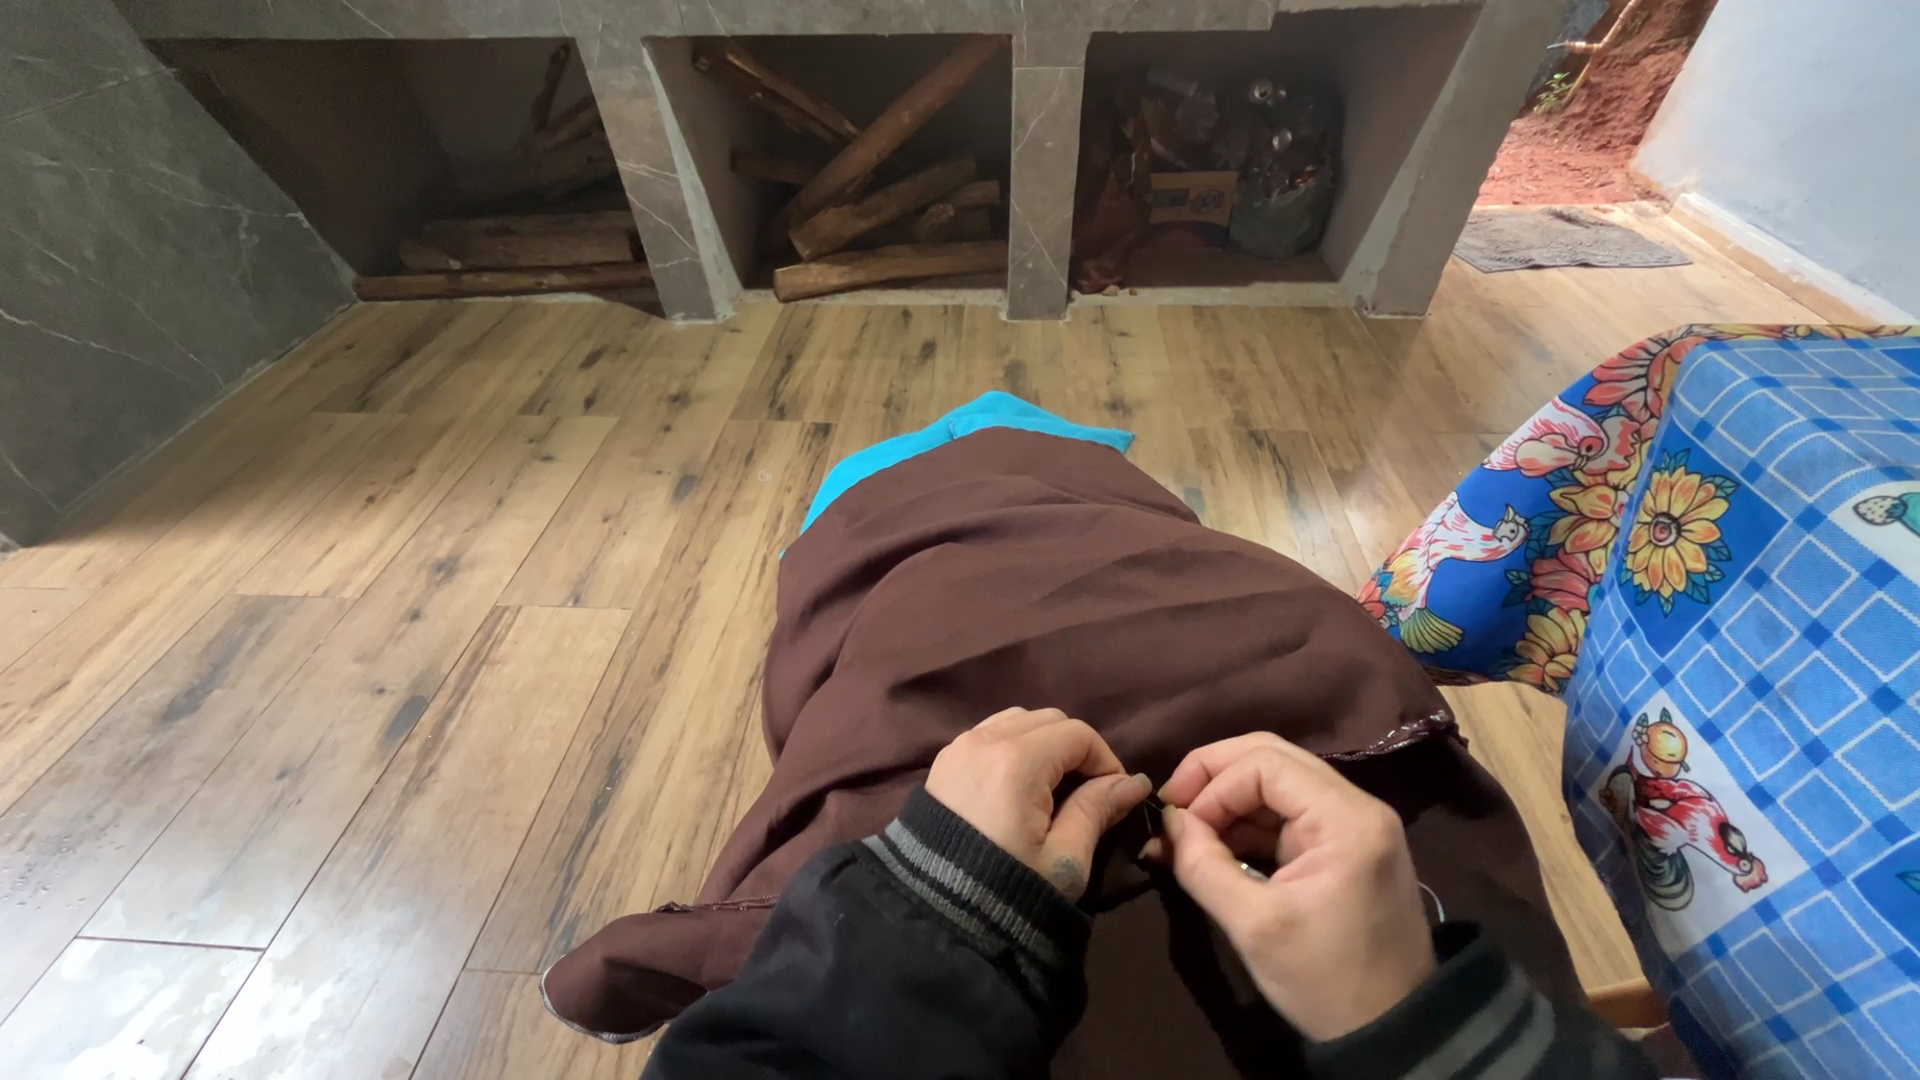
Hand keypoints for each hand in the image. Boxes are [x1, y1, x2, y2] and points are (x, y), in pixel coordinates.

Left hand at [926, 707, 1150, 900]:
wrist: (935, 916)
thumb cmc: (1007, 890)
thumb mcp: (1064, 860)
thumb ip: (1097, 810)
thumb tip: (1133, 783)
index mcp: (1017, 760)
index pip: (1078, 734)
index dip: (1105, 760)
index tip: (1115, 794)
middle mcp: (985, 740)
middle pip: (1048, 719)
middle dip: (1075, 748)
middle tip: (1087, 791)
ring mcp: (959, 747)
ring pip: (1016, 720)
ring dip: (1043, 742)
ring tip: (1053, 788)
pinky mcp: (943, 761)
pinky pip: (989, 734)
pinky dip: (1012, 745)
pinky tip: (1019, 785)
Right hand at [1157, 733, 1436, 1040]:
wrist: (1398, 1038)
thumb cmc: (1327, 982)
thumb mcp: (1254, 927)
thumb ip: (1202, 865)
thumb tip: (1169, 822)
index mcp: (1346, 819)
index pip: (1263, 764)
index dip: (1211, 785)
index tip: (1178, 824)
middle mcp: (1355, 805)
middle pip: (1270, 756)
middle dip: (1212, 775)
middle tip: (1173, 805)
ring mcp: (1352, 822)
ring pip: (1275, 777)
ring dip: (1225, 796)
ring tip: (1187, 829)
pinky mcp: (1343, 842)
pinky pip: (1284, 809)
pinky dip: (1244, 818)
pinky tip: (1213, 843)